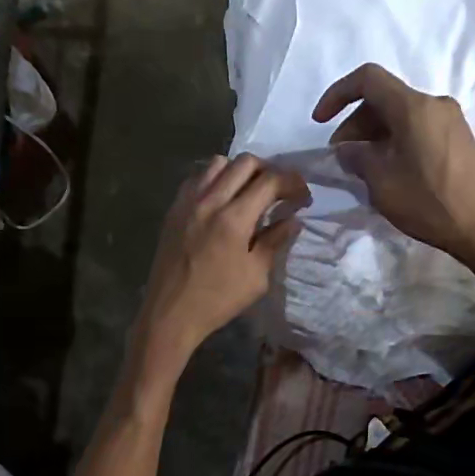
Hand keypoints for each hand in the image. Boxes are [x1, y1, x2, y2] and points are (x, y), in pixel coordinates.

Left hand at [132, 154, 309, 372]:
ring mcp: (187, 201)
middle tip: (279, 192)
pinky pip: (197, 178)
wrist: (171, 313)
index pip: (270, 181)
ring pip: (218, 163)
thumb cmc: (218, 300)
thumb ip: (274, 242)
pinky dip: (215, 180)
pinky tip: (222, 201)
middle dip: (269, 171)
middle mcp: (209, 200)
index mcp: (233, 218)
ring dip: (240, 171)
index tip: (303, 197)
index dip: (292, 183)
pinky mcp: (174, 209)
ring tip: (250, 193)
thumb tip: (292, 220)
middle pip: (245, 162)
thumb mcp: (256, 277)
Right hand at [313, 64, 474, 272]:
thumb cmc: (429, 202)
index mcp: (413, 107)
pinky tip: (389, 171)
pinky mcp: (460, 140)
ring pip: (401, 116)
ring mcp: (451, 121)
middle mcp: (434, 104)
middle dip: (355, 123)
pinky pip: (418, 129)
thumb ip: (358, 158)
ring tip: (362, 169)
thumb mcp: (382, 182)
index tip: (320, 122)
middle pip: (384, 99)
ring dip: (375, 136)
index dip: (337, 94)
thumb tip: (348, 149)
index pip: (367, 79)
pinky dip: (395, 142)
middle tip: (340, 157)